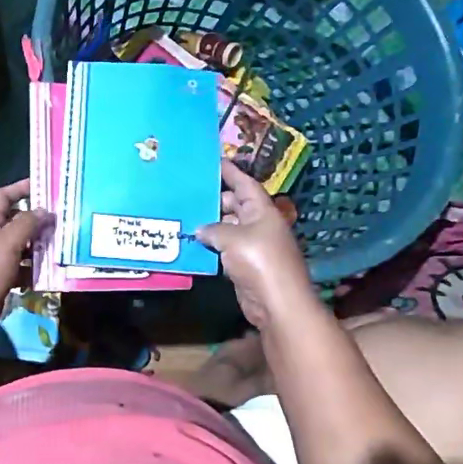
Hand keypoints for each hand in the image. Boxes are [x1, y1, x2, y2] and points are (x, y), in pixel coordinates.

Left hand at [0, 179, 47, 336]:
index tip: (44, 185)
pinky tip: (50, 272)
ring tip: (61, 244)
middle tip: (61, 219)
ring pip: (19, 247)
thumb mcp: (7, 242)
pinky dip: (33, 269)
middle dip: (36, 219)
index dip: (20, 188)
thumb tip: (44, 211)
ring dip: (37, 246)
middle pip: (13, 221)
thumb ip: (27, 223)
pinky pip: (19, 269)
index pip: (2, 196)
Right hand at [197, 160, 317, 329]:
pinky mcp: (245, 265)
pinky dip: (211, 244)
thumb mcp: (232, 238)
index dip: (231, 172)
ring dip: (210, 224)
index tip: (213, 161)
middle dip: (215, 199)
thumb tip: (200, 229)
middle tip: (189, 193)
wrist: (276, 301)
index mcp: (262, 211)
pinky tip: (193, 243)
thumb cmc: (259, 261)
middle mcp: (259, 225)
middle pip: (236, 205)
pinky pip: (225, 247)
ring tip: (186, 216)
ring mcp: (253, 245)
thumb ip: (213, 229)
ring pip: (229, 227)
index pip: (245, 184)